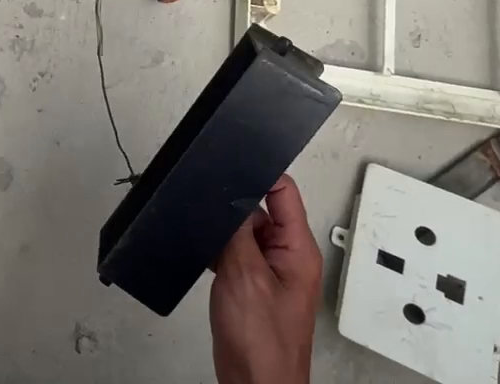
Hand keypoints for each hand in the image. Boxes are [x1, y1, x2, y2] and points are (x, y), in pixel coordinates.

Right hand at [208, 175, 321, 383]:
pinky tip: (201, 248)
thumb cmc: (261, 339)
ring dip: (222, 227)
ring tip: (203, 229)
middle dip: (232, 201)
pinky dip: (215, 245)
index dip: (259, 172)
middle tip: (206, 200)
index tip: (228, 160)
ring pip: (242, 228)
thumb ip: (237, 230)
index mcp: (298, 250)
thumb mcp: (245, 275)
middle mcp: (286, 255)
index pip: (284, 192)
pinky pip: (232, 249)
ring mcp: (268, 269)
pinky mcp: (248, 282)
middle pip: (259, 207)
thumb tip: (230, 196)